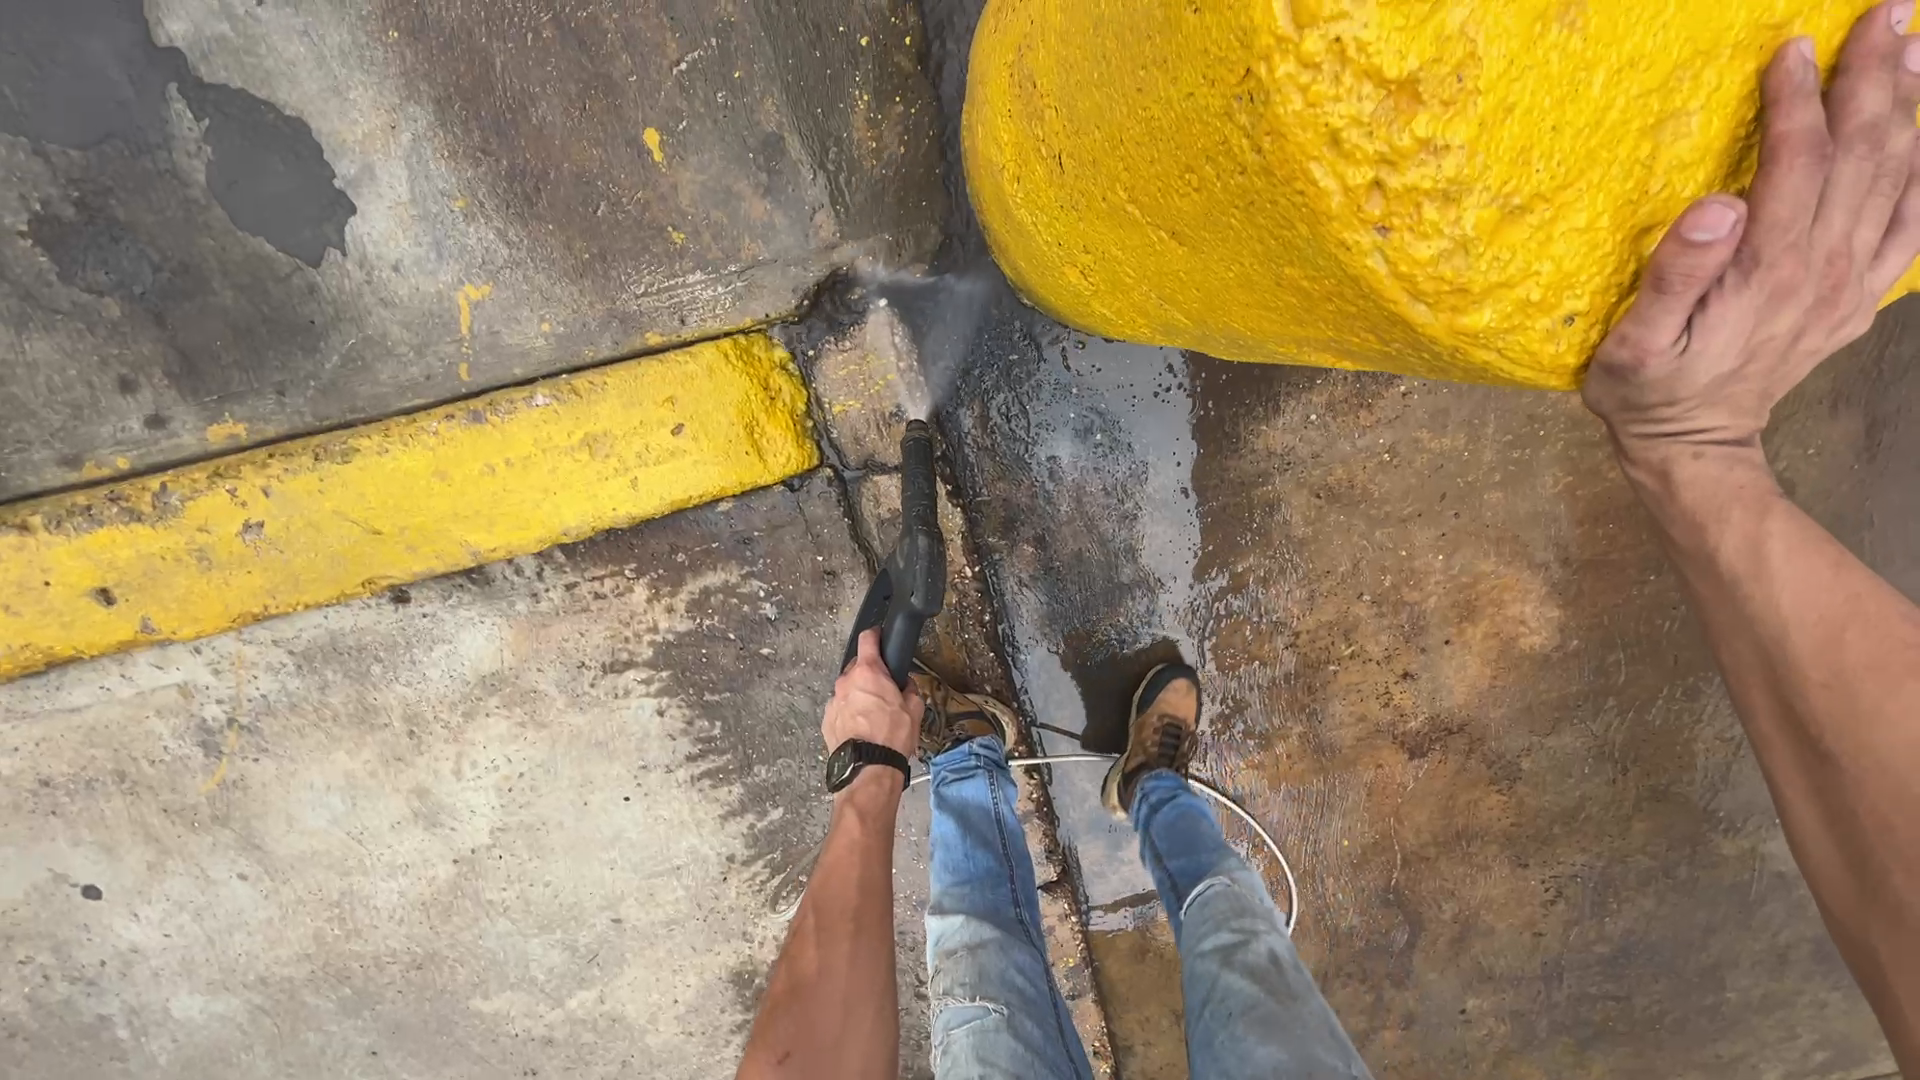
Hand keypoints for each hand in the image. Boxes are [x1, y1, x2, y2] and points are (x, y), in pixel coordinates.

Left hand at [822, 629, 922, 763]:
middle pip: (858, 667)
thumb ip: (910, 690)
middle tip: (885, 690)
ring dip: (859, 696)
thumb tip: (906, 685)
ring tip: (874, 716)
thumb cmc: (891, 737)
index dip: (875, 635)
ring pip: (848, 690)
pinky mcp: (827, 720)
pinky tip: (863, 728)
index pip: (867, 639)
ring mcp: (834, 701)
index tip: (879, 636)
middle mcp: (847, 682)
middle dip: (870, 674)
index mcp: (869, 672)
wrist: (869, 768)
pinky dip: (850, 713)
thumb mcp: (914, 710)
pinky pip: (841, 709)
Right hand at [1583, 4, 1919, 478]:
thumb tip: (1717, 204)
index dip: (1798, 104)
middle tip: (1884, 17)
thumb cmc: (1646, 394)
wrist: (1694, 445)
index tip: (1790, 52)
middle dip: (1877, 80)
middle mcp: (1829, 265)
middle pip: (1869, 155)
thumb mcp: (1634, 346)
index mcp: (1771, 269)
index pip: (1800, 164)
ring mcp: (1855, 280)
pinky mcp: (1861, 294)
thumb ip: (1674, 278)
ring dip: (1915, 106)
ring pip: (1906, 176)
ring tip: (1917, 49)